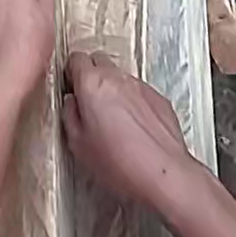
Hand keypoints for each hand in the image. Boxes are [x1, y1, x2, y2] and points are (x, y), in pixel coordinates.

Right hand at [62, 51, 199, 208]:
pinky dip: (135, 102)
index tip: (71, 86)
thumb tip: (71, 105)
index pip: (76, 58)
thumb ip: (69, 113)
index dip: (71, 72)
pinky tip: (135, 128)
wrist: (166, 178)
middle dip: (92, 75)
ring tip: (114, 119)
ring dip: (114, 90)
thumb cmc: (122, 163)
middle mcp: (117, 78)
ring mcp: (141, 88)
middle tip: (89, 99)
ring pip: (120, 77)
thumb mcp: (77, 142)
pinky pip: (141, 92)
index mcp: (91, 83)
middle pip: (99, 61)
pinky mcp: (161, 101)